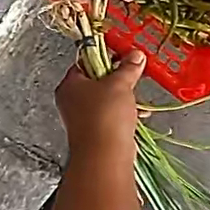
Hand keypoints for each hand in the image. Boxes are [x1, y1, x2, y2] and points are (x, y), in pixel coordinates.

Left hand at [56, 50, 145, 165]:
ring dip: (124, 95)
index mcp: (70, 83)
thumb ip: (128, 67)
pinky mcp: (95, 129)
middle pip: (96, 79)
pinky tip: (139, 113)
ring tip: (138, 95)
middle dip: (118, 77)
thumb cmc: (106, 116)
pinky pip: (111, 114)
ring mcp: (82, 116)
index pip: (85, 60)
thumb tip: (135, 54)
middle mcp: (71, 99)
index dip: (106, 55)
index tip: (124, 55)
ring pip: (105, 97)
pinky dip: (125, 111)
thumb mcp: (120, 84)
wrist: (105, 154)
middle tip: (134, 74)